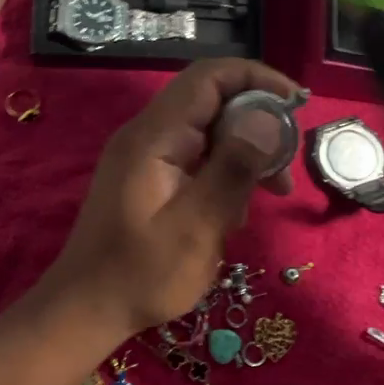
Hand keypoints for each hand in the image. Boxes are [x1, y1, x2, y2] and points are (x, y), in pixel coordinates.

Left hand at [43, 59, 297, 336]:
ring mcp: (145, 155)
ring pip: (208, 131)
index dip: (257, 79)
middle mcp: (147, 134)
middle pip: (212, 101)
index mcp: (154, 136)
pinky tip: (234, 212)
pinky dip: (223, 174)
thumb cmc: (142, 274)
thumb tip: (270, 116)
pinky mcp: (149, 177)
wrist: (87, 308)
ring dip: (244, 154)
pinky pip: (195, 157)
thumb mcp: (197, 226)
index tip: (296, 107)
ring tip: (269, 194)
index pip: (209, 77)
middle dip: (257, 124)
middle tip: (285, 168)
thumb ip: (233, 169)